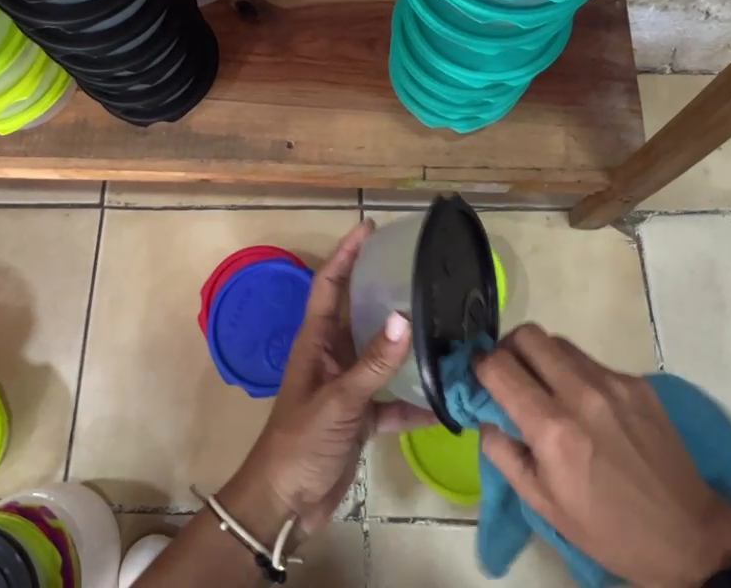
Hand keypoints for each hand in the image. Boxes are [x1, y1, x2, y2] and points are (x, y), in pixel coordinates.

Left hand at [222, 218, 437, 536]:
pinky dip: (415, 401)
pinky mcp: (361, 417)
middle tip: (420, 270)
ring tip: (443, 325)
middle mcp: (332, 356)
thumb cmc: (300, 442)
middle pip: (358, 312)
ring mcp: (347, 386)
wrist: (285, 502)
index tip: (370, 228)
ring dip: (406, 345)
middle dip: (383, 289)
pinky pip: (392, 400)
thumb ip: (372, 364)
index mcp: (316, 342)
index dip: (347, 253)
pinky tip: (445, 403)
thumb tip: (404, 318)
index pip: (330, 285)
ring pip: (380, 355)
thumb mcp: (339, 401)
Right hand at [476, 325, 730, 587]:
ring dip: (542, 358)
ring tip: (546, 389)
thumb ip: (502, 451)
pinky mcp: (638, 383)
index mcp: (553, 430)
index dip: (479, 366)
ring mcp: (614, 383)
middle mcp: (582, 394)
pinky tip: (586, 406)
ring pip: (559, 342)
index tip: (478, 377)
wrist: (687, 535)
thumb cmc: (607, 528)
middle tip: (508, 374)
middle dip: (508, 349)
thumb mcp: (542, 504)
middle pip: (528, 335)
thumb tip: (485, 415)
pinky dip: (575, 373)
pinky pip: (591, 361)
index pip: (499, 366)